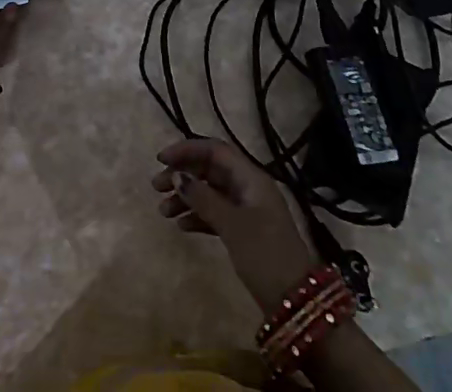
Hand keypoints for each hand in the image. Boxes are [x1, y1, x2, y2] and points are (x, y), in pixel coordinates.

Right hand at [152, 138, 320, 311]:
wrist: (295, 301)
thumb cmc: (264, 254)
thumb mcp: (231, 224)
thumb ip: (203, 198)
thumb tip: (177, 176)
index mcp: (251, 178)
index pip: (215, 151)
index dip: (187, 150)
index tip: (160, 159)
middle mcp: (249, 188)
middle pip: (211, 170)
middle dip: (183, 174)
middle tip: (156, 187)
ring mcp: (248, 210)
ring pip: (211, 192)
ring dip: (186, 197)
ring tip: (163, 212)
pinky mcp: (245, 231)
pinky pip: (216, 213)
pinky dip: (198, 216)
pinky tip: (182, 226)